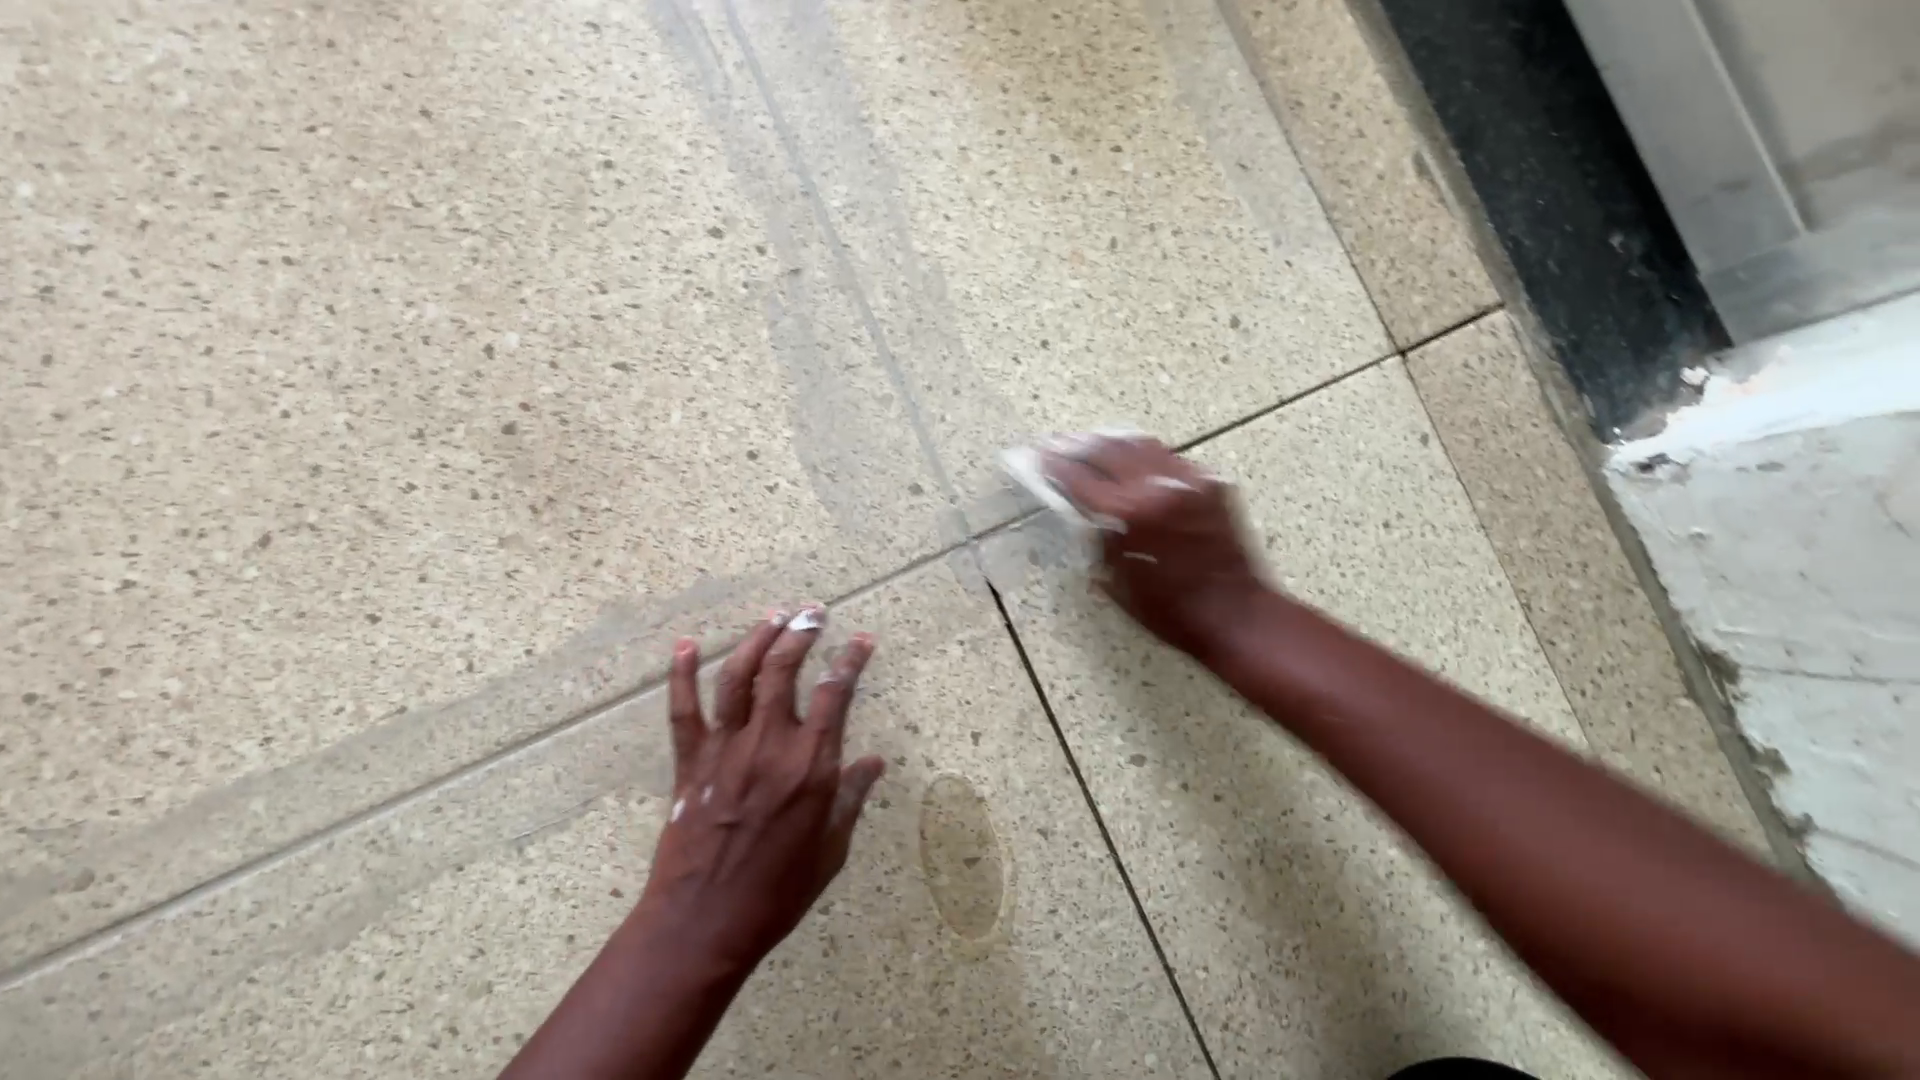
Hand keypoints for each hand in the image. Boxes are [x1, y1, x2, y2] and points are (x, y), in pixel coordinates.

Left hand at [633, 607, 886, 973]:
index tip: (861, 640)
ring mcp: (724, 750)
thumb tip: (874, 761)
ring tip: (772, 617)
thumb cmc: (777, 893)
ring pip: (737, 678)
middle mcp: (768, 746)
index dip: (850, 661)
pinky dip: (680, 675)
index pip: (834, 695)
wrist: (704, 922)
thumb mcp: (831, 849)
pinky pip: (682, 711)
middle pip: (783, 671)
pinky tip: (684, 646)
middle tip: (813, 612)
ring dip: (755, 640)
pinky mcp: (689, 764)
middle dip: (801, 634)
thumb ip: (851, 798)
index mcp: (810, 767)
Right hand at [1041, 435, 1268, 660]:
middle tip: (1057, 444)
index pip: (1078, 477)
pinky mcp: (1210, 483)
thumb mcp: (1114, 576)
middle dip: (1076, 445)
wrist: (1234, 614)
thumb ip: (1094, 535)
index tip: (1037, 457)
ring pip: (1140, 444)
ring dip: (1110, 441)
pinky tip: (1134, 459)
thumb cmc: (1167, 609)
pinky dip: (1144, 454)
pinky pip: (1170, 457)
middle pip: (1106, 449)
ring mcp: (1187, 480)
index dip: (1053, 466)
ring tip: (1091, 442)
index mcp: (1127, 514)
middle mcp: (1155, 486)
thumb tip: (1080, 509)